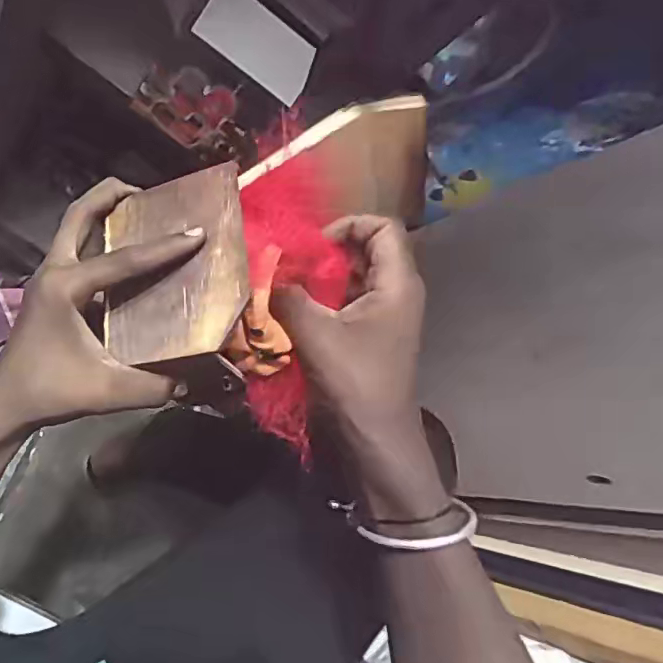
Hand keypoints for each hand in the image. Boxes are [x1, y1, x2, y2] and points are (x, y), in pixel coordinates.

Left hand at [0, 179, 204, 432]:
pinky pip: (75, 252)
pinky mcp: (49, 292)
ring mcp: (47, 280)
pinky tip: (125, 257)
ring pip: (73, 230)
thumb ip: (151, 386)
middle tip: (148, 193)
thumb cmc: (50, 391)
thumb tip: (189, 382)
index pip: (122, 260)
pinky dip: (98, 242)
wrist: (7, 403)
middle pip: (78, 215)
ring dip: (102, 215)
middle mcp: (53, 272)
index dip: (163, 248)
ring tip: (140, 214)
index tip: (198, 231)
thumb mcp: (106, 391)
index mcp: (64, 287)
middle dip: (111, 195)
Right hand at [273, 215, 449, 521]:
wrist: (374, 437)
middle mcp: (394, 293)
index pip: (382, 228)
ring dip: (316, 279)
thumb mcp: (316, 334)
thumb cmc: (356, 381)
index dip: (347, 225)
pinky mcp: (364, 336)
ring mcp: (380, 316)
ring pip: (349, 278)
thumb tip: (264, 273)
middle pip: (364, 250)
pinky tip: (290, 312)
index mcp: (398, 284)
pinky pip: (341, 303)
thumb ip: (288, 297)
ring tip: (284, 287)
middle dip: (324, 252)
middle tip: (289, 265)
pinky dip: (317, 300)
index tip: (312, 246)